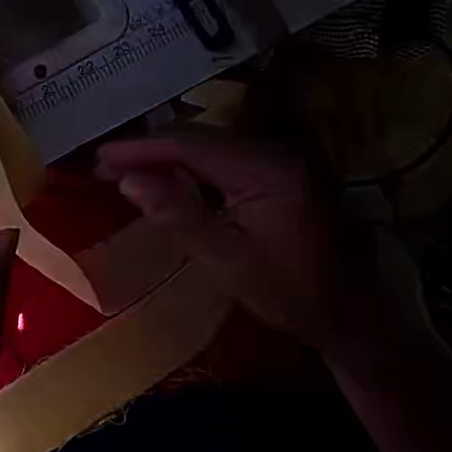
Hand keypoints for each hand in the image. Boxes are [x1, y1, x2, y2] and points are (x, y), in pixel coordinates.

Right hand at [96, 135, 366, 351]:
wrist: (352, 314)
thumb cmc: (291, 294)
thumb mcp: (227, 262)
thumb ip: (178, 216)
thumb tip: (128, 180)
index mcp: (265, 169)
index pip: (189, 146)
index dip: (140, 149)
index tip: (99, 159)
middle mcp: (271, 151)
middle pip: (197, 138)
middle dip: (147, 149)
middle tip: (103, 166)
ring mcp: (275, 158)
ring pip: (206, 145)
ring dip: (164, 156)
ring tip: (122, 170)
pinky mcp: (273, 170)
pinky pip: (219, 158)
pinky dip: (185, 166)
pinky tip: (162, 179)